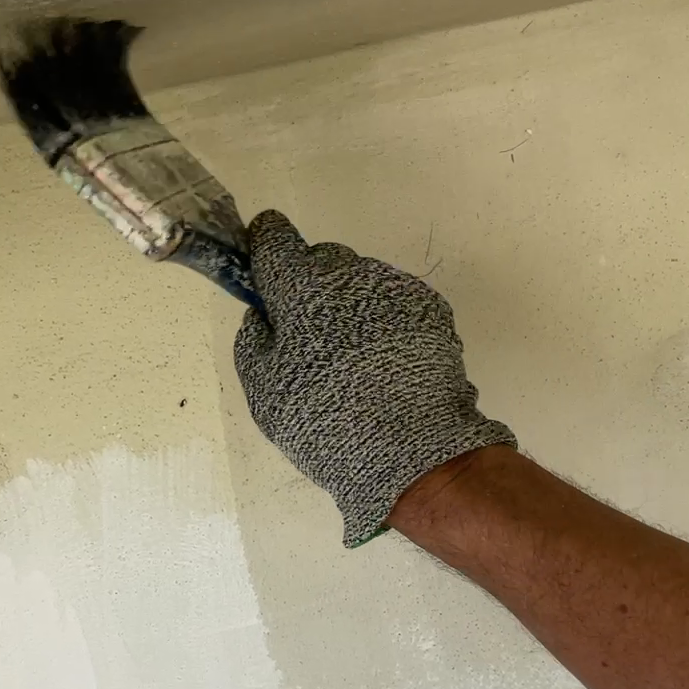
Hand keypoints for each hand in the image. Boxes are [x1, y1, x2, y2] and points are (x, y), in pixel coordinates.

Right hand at [233, 211, 515, 545]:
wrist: (413, 452)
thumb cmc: (328, 424)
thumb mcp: (265, 392)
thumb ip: (256, 339)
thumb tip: (265, 314)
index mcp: (301, 285)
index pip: (273, 235)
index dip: (266, 252)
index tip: (269, 279)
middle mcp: (351, 273)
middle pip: (322, 261)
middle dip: (313, 288)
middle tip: (317, 340)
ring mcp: (397, 289)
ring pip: (362, 283)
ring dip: (354, 307)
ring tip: (362, 364)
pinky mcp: (432, 309)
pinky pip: (396, 304)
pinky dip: (388, 324)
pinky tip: (391, 366)